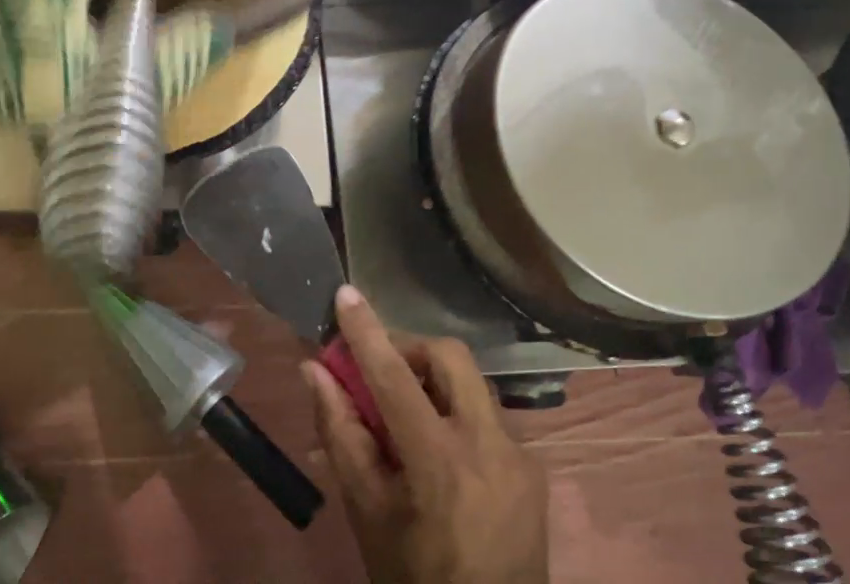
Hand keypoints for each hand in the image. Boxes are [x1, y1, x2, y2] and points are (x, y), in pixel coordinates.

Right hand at [303, 286, 546, 583]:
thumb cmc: (412, 574)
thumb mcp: (365, 511)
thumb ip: (341, 433)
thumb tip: (316, 371)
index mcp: (441, 464)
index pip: (396, 379)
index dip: (367, 332)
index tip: (346, 295)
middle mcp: (491, 447)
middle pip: (451, 357)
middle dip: (409, 348)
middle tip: (377, 371)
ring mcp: (520, 456)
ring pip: (471, 385)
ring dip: (431, 383)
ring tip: (400, 417)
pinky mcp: (533, 468)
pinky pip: (486, 418)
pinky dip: (453, 416)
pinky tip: (435, 451)